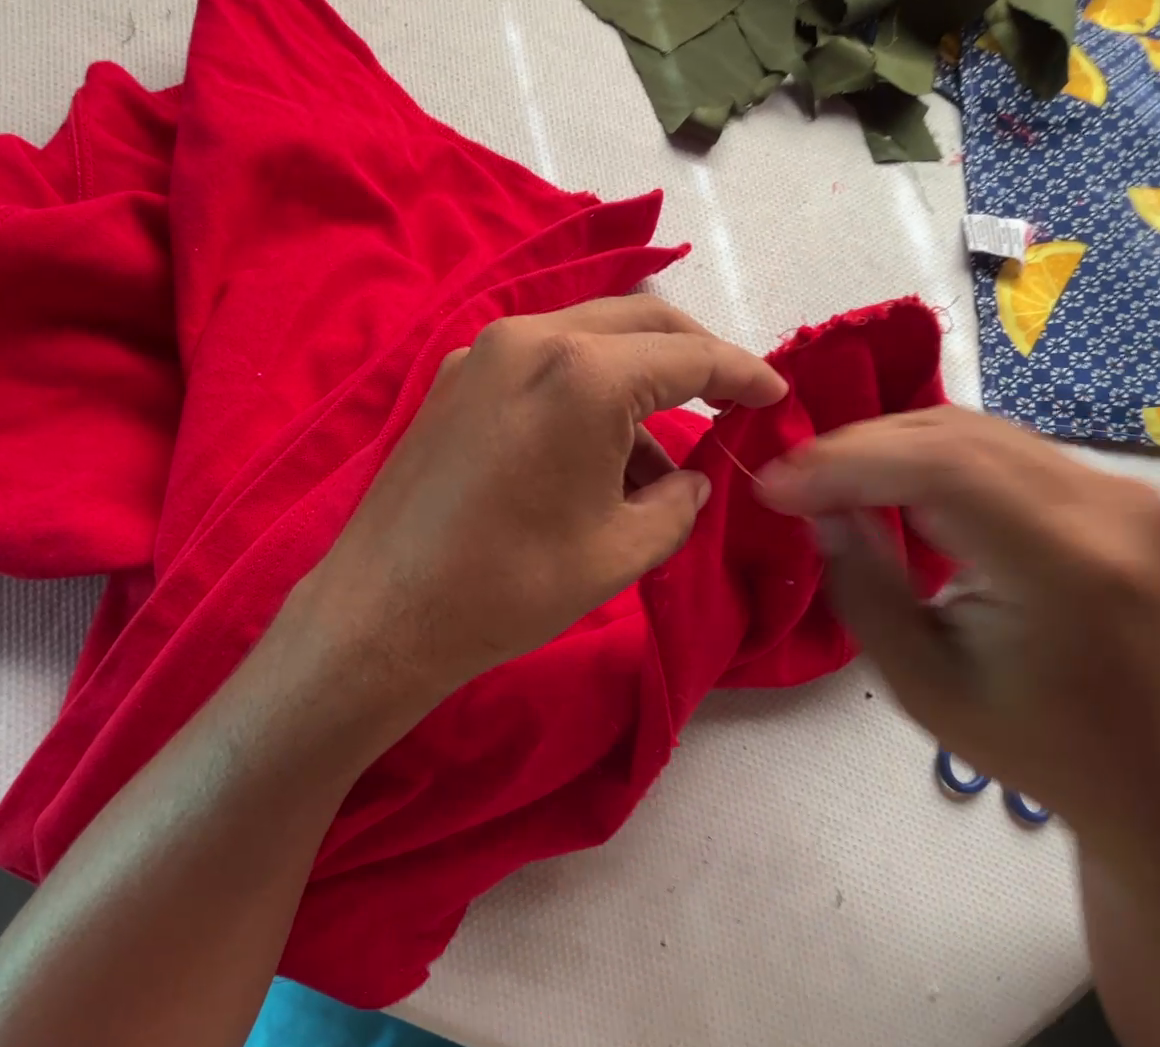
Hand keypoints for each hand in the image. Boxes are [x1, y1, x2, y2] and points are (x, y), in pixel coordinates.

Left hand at [295, 295, 786, 710]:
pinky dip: (582, 388)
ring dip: (634, 378)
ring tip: (655, 460)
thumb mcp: (619, 552)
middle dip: (693, 356)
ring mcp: (484, 352)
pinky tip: (592, 451)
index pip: (690, 355)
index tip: (775, 396)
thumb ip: (677, 504)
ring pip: (587, 336)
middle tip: (727, 402)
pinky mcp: (453, 379)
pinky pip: (540, 362)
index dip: (743, 375)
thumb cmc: (509, 588)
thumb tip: (694, 479)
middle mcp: (532, 338)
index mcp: (584, 373)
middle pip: (640, 320)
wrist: (385, 613)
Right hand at [757, 406, 1159, 846]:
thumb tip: (819, 508)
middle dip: (856, 449)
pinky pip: (998, 447)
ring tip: (822, 478)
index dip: (847, 464)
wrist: (1140, 762)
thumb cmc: (1027, 740)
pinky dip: (926, 455)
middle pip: (957, 436)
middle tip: (786, 479)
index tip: (772, 484)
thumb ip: (865, 589)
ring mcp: (1118, 490)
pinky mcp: (1112, 489)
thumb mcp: (920, 683)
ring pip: (974, 429)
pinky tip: (882, 478)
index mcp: (1064, 568)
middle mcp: (1105, 509)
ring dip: (886, 446)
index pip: (945, 471)